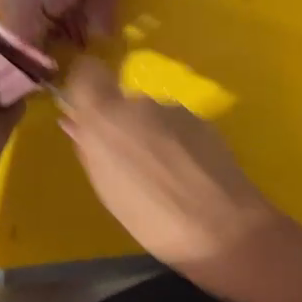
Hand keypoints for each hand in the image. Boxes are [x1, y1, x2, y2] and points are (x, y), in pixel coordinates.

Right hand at [59, 57, 297, 277]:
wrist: (225, 229)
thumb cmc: (152, 220)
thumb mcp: (108, 190)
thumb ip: (90, 149)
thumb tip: (77, 123)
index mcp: (107, 117)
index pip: (86, 72)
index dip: (86, 90)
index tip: (86, 117)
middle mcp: (141, 103)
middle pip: (122, 101)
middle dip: (121, 124)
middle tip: (127, 165)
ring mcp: (177, 110)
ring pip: (152, 115)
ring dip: (151, 136)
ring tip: (163, 178)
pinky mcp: (205, 122)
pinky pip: (177, 126)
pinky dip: (176, 144)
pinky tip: (187, 176)